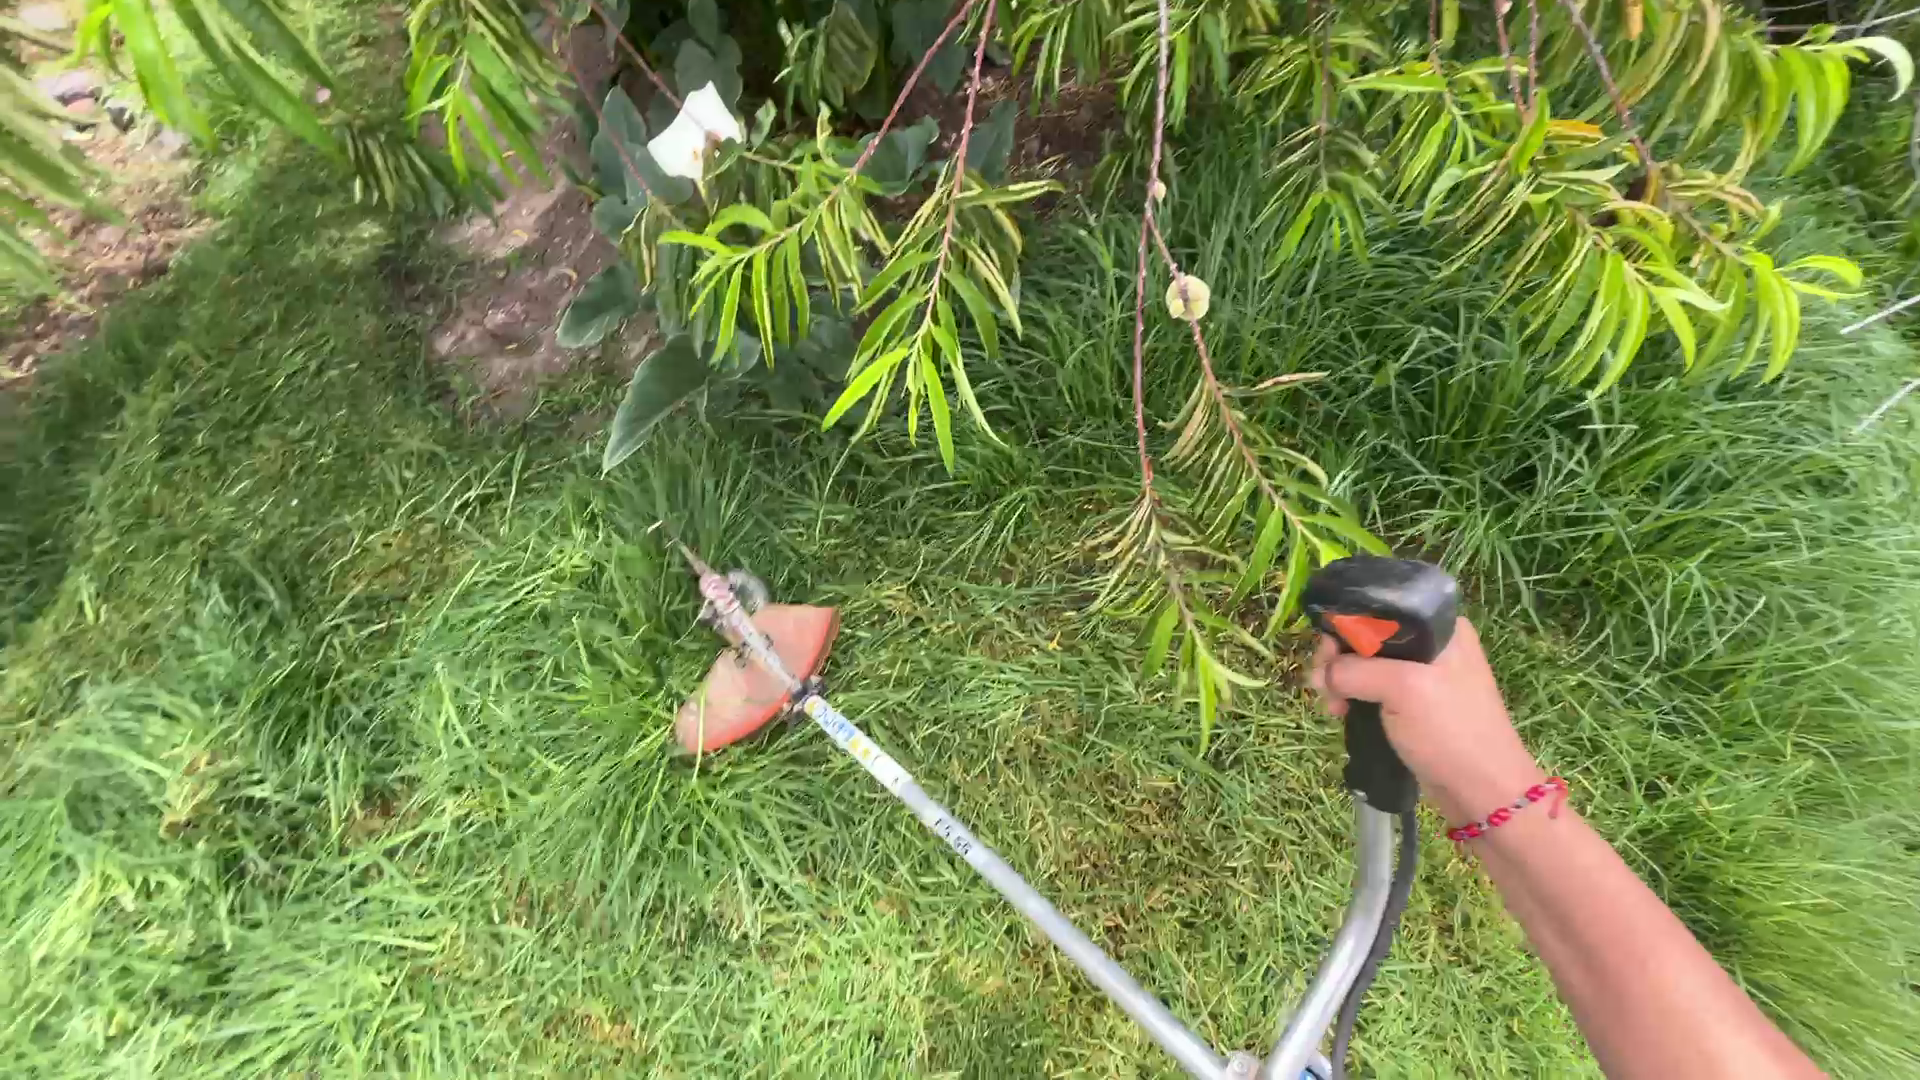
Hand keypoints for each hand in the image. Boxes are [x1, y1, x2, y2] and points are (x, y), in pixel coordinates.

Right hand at [1309, 617, 1544, 824]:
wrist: (1484, 793)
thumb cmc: (1451, 732)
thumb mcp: (1402, 688)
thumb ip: (1354, 670)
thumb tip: (1322, 674)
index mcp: (1439, 628)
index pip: (1377, 610)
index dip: (1344, 628)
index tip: (1328, 655)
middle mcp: (1430, 645)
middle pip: (1363, 638)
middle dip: (1337, 660)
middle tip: (1322, 685)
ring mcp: (1420, 676)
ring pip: (1362, 665)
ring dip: (1339, 682)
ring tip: (1331, 707)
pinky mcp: (1411, 703)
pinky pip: (1369, 689)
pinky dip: (1350, 697)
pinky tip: (1340, 712)